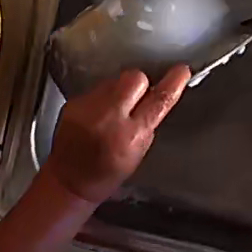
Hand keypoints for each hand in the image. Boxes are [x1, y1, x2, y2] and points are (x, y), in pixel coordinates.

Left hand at [40, 66, 188, 204]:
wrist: (70, 180)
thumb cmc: (106, 173)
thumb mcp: (138, 152)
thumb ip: (147, 123)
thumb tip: (155, 97)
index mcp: (131, 134)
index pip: (159, 99)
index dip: (173, 82)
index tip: (181, 71)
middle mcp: (109, 117)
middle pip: (135, 77)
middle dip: (141, 84)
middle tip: (137, 99)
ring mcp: (89, 107)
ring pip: (114, 80)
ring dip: (119, 91)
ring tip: (113, 111)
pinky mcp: (74, 102)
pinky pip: (96, 89)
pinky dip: (101, 98)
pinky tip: (97, 115)